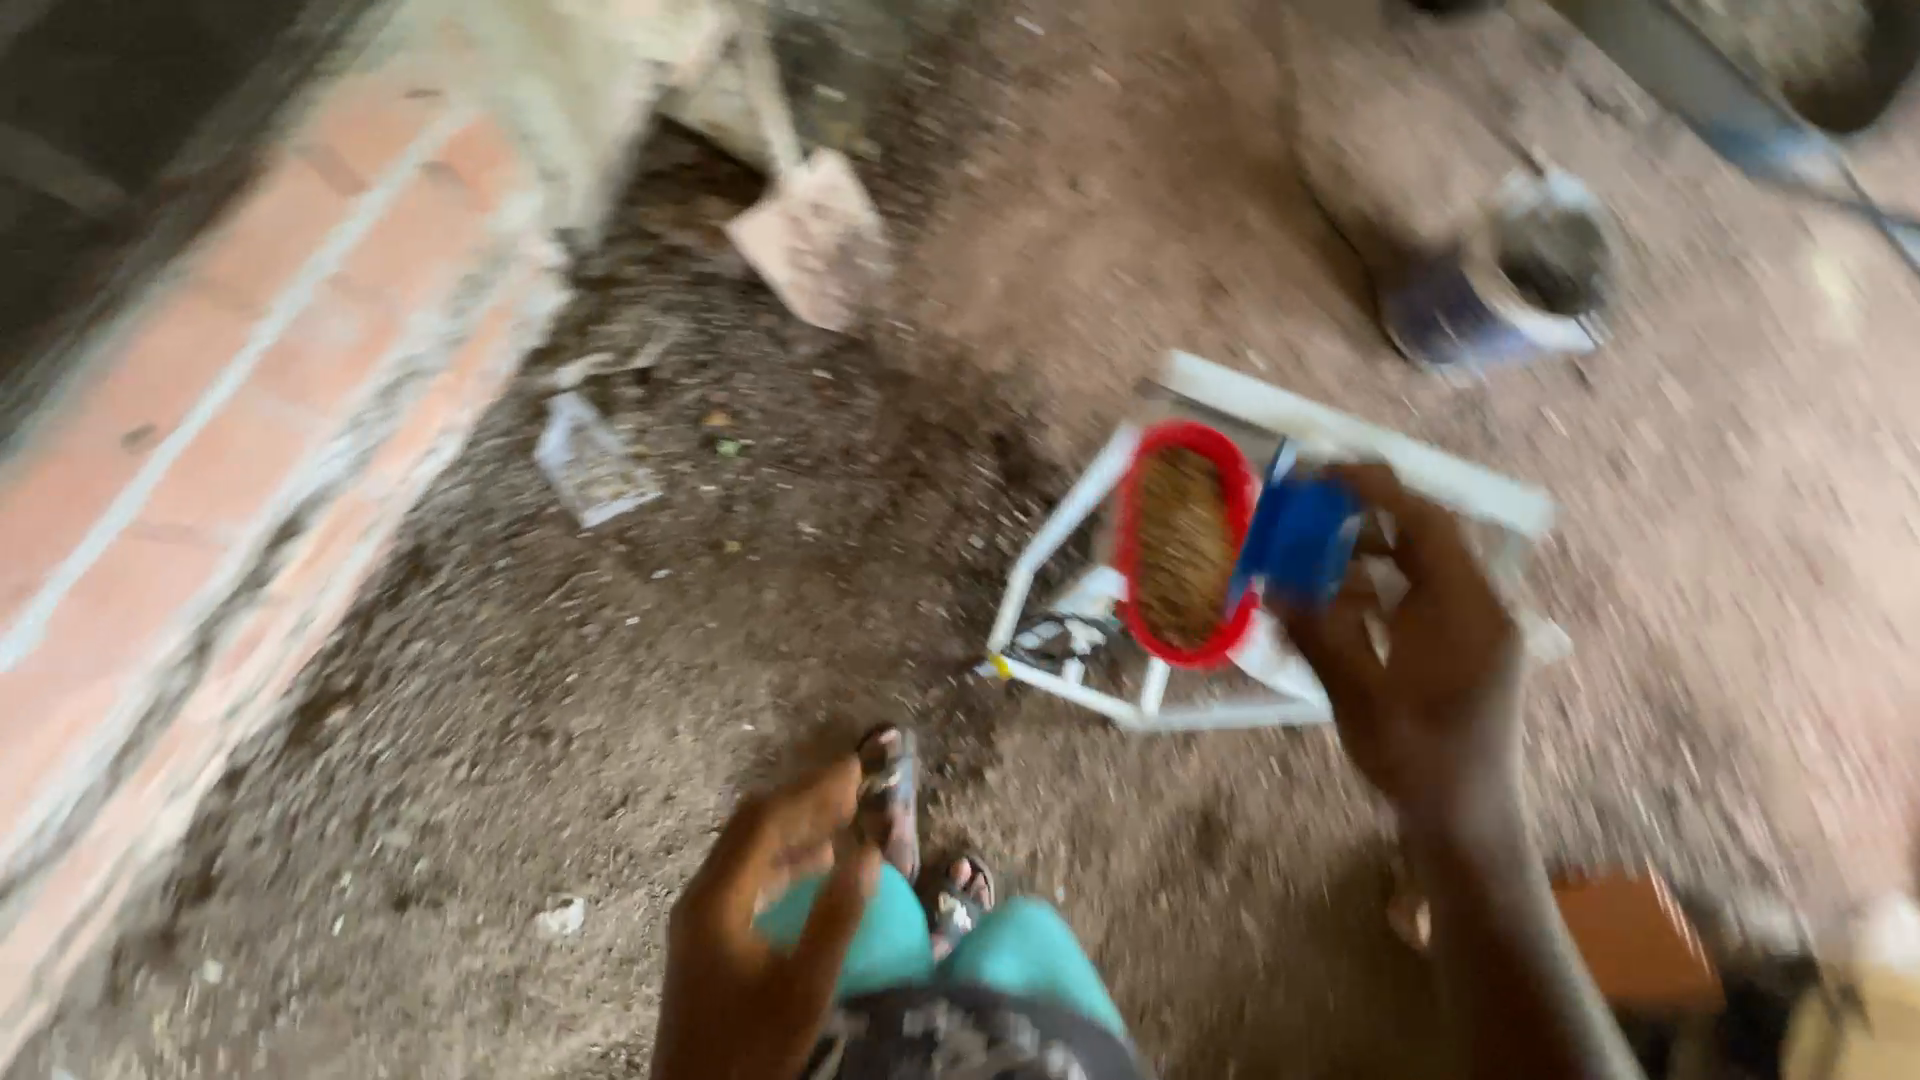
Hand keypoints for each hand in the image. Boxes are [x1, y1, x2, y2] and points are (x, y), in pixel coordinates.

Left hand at [651, 758, 880, 1079]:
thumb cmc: (751, 1050)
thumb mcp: (804, 988)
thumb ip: (836, 917)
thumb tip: (870, 852)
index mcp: (717, 900)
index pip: (766, 822)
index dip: (812, 790)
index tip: (854, 770)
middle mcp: (701, 896)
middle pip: (752, 826)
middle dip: (804, 799)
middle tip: (851, 785)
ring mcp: (700, 915)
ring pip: (748, 848)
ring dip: (795, 826)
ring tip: (842, 815)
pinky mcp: (707, 934)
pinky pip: (747, 874)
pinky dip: (784, 857)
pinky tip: (817, 862)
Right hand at [1279, 463, 1525, 834]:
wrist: (1463, 821)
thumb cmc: (1419, 763)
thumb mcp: (1360, 699)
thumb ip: (1318, 635)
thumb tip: (1271, 584)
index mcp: (1469, 613)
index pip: (1427, 525)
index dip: (1375, 490)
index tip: (1321, 474)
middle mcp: (1475, 608)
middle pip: (1420, 536)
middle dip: (1360, 515)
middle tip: (1303, 504)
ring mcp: (1465, 626)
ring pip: (1410, 565)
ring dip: (1356, 554)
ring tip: (1303, 558)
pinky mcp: (1449, 645)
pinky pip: (1406, 596)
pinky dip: (1364, 589)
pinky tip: (1324, 606)